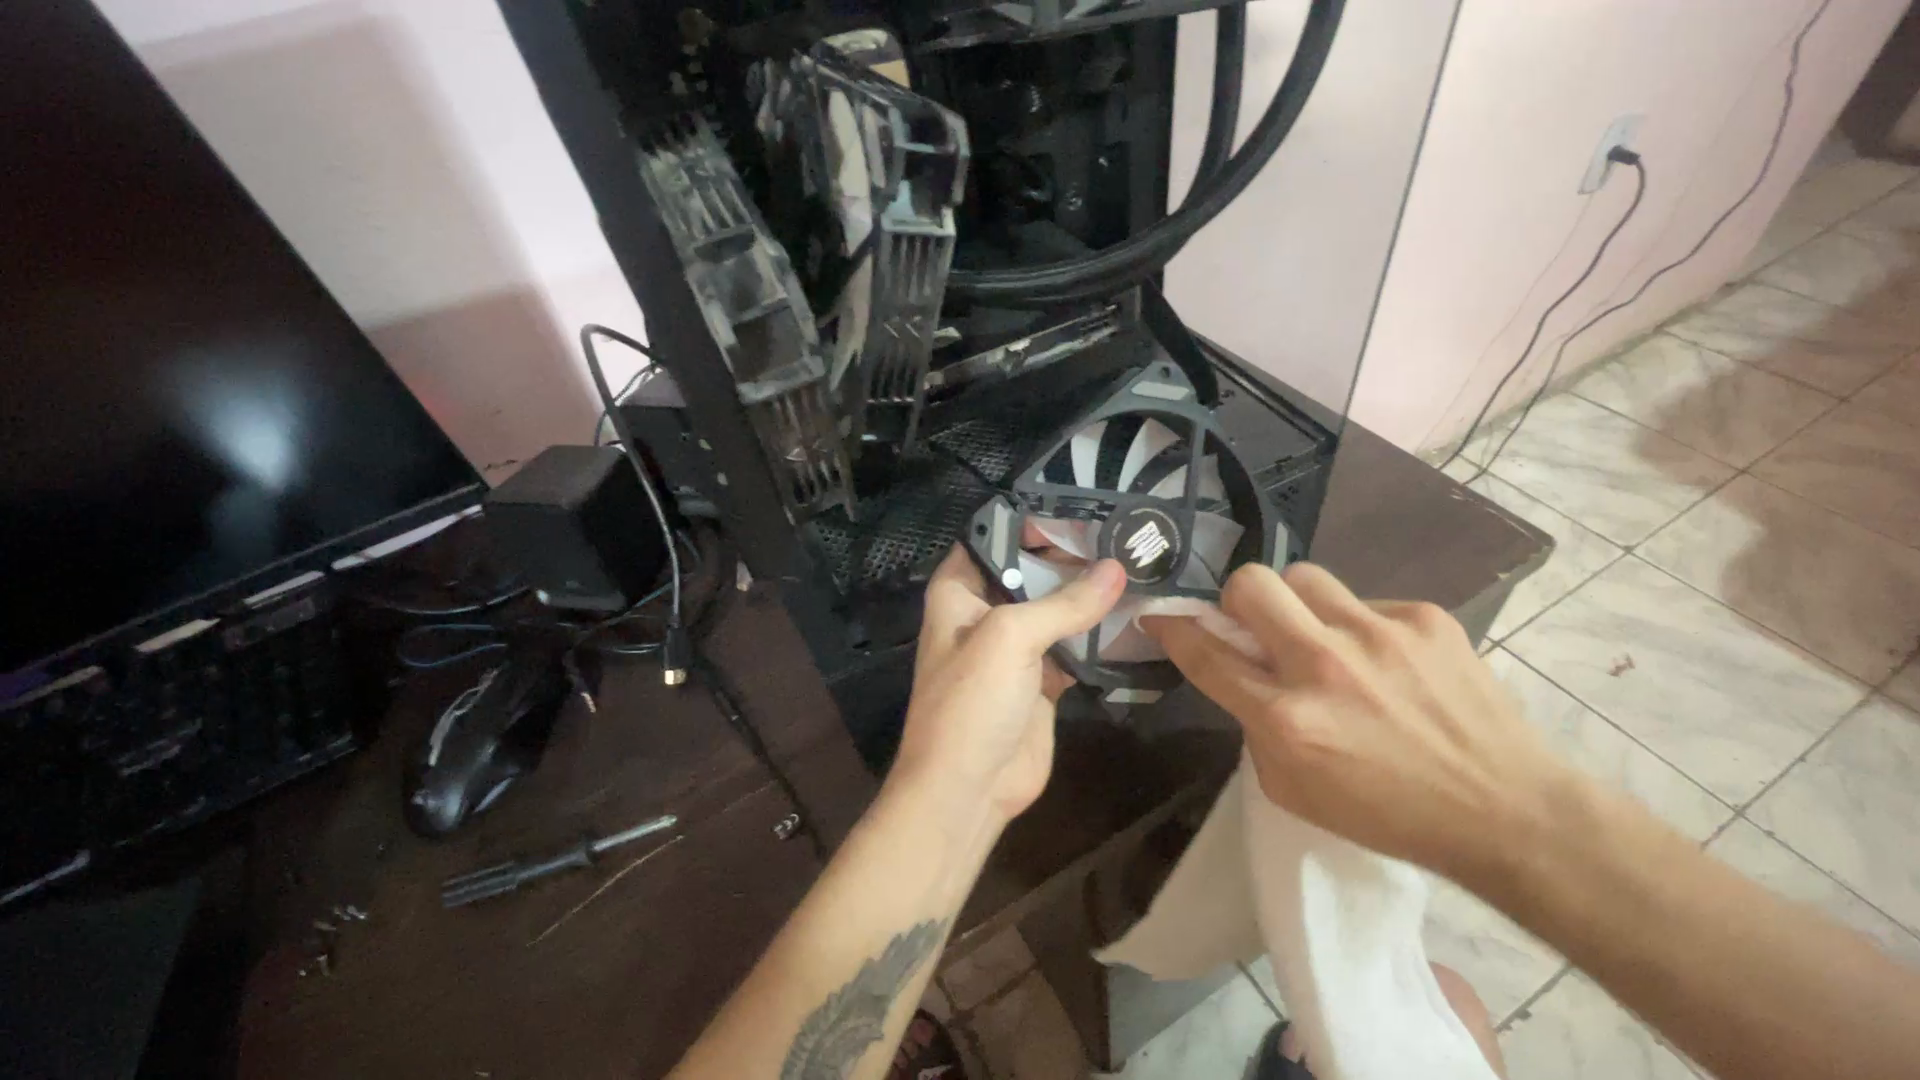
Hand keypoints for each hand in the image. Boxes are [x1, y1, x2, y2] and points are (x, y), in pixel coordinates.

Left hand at [892, 547, 1125, 825]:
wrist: (968, 788)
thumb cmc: (971, 701)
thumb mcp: (1010, 637)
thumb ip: (1063, 603)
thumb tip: (1117, 569)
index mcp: (958, 593)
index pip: (990, 539)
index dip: (1026, 521)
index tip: (1077, 502)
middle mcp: (984, 614)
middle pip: (1030, 573)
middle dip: (1069, 555)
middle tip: (1124, 530)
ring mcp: (1015, 650)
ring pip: (1056, 610)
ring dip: (1089, 595)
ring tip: (1139, 561)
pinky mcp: (1043, 681)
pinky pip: (1075, 648)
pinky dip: (1100, 635)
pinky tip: (1137, 613)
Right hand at [1143, 562, 1574, 879]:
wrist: (1507, 811)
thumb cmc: (1388, 816)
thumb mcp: (1293, 791)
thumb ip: (1256, 729)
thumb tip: (1247, 678)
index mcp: (1287, 719)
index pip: (1207, 653)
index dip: (1173, 627)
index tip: (1160, 616)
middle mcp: (1325, 665)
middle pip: (1251, 584)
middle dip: (1236, 598)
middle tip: (1254, 624)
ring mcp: (1379, 634)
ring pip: (1305, 576)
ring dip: (1297, 604)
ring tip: (1323, 636)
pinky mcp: (1426, 619)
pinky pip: (1366, 601)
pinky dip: (1360, 626)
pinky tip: (1387, 662)